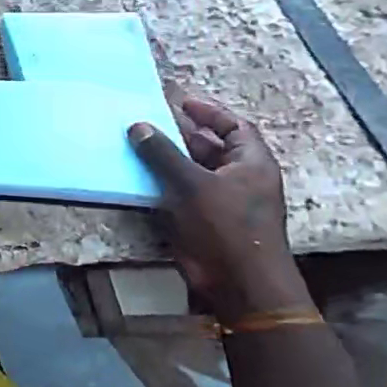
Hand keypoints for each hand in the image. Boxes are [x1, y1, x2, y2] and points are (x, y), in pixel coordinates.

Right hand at [128, 93, 311, 320]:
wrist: (239, 284)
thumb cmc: (226, 227)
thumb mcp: (193, 184)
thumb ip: (164, 154)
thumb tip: (138, 126)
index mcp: (251, 163)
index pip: (234, 126)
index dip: (209, 112)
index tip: (180, 102)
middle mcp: (239, 178)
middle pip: (209, 146)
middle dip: (180, 134)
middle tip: (147, 120)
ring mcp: (220, 200)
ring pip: (191, 170)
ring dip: (166, 158)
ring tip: (135, 143)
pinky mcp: (202, 220)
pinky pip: (179, 192)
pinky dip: (161, 182)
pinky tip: (136, 175)